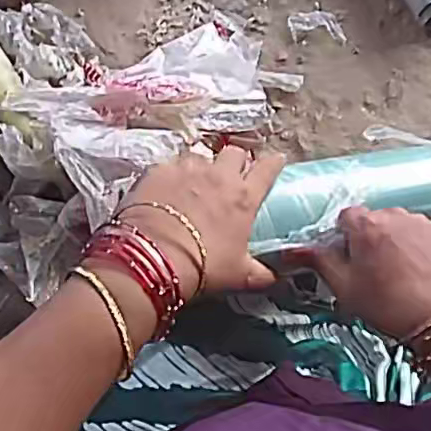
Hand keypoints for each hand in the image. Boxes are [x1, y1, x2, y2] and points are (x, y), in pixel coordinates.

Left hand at [118, 145, 285, 295]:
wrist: (153, 257)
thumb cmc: (203, 265)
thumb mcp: (239, 275)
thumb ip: (260, 274)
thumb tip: (273, 279)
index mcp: (245, 197)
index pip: (268, 168)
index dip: (274, 162)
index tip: (276, 161)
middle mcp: (220, 176)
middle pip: (235, 152)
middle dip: (235, 160)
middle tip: (230, 175)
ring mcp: (188, 170)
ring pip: (201, 156)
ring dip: (202, 167)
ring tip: (195, 182)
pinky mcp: (158, 171)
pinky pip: (170, 165)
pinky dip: (172, 174)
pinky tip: (166, 189)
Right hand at [293, 208, 430, 339]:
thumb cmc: (391, 306)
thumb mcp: (344, 287)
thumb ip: (320, 261)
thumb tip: (298, 251)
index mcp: (366, 225)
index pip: (345, 217)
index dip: (343, 237)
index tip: (346, 255)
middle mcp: (395, 216)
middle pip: (373, 219)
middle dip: (369, 239)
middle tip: (370, 270)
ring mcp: (420, 223)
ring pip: (397, 225)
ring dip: (393, 241)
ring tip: (395, 273)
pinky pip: (420, 232)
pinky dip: (416, 245)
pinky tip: (415, 270)